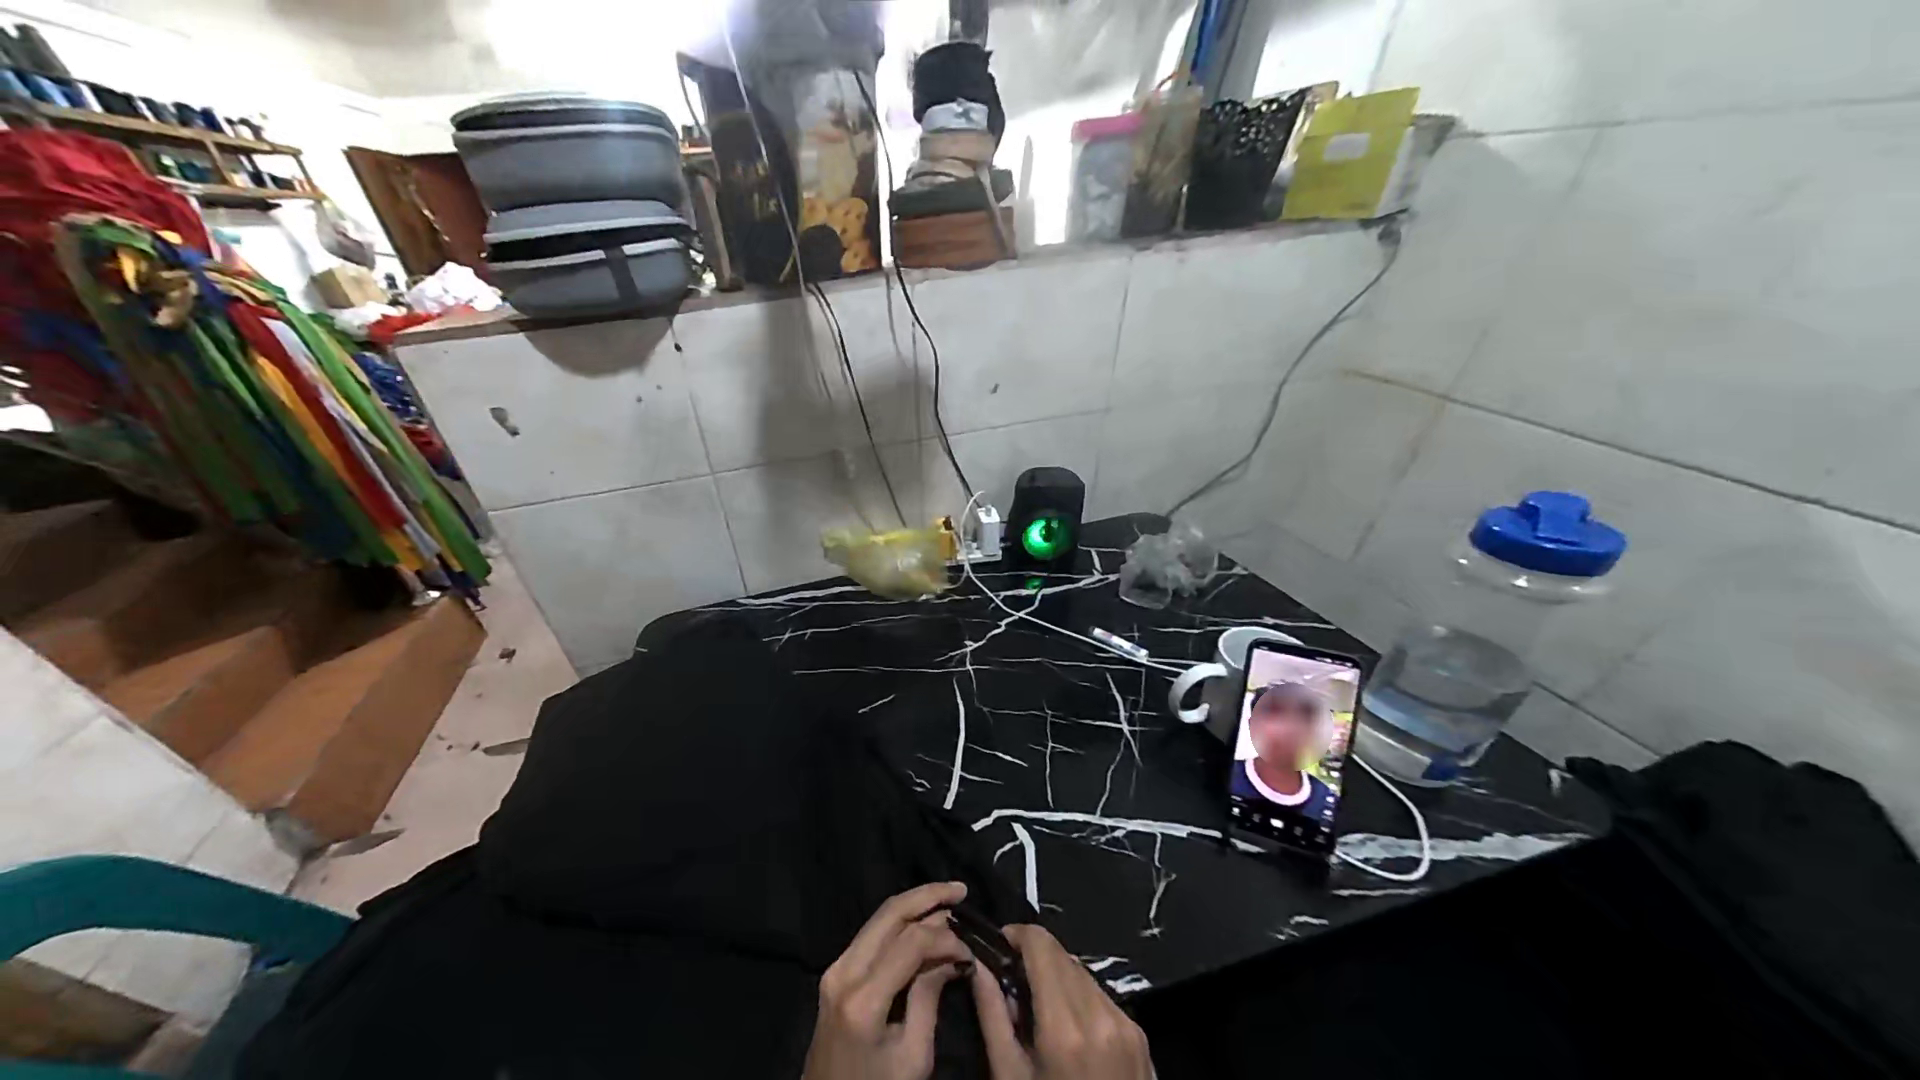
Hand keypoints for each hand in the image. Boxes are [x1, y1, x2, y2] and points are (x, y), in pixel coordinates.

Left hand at [802, 882, 975, 1079]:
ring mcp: (835, 967)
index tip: (970, 948)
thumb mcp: (913, 1057)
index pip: (910, 942)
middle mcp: (844, 971)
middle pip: (890, 913)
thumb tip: (953, 955)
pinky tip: (923, 920)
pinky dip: (900, 921)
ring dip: (915, 903)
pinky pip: (871, 932)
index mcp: (863, 999)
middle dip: (928, 895)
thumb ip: (930, 997)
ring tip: (948, 898)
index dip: (945, 936)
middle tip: (961, 890)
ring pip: (879, 917)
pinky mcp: (835, 971)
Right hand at [968, 924, 1152, 1079]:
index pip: (1041, 945)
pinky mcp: (1139, 1034)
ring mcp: (1125, 1023)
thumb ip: (992, 1014)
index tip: (1000, 946)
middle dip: (1034, 956)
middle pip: (1061, 954)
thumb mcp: (1008, 1075)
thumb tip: (979, 965)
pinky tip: (1069, 1026)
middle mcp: (1100, 1014)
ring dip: (1057, 975)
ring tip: (1039, 1006)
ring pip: (1082, 972)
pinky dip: (1080, 996)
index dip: (1017, 935)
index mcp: (1065, 1027)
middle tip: (1012, 979)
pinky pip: (1102, 995)